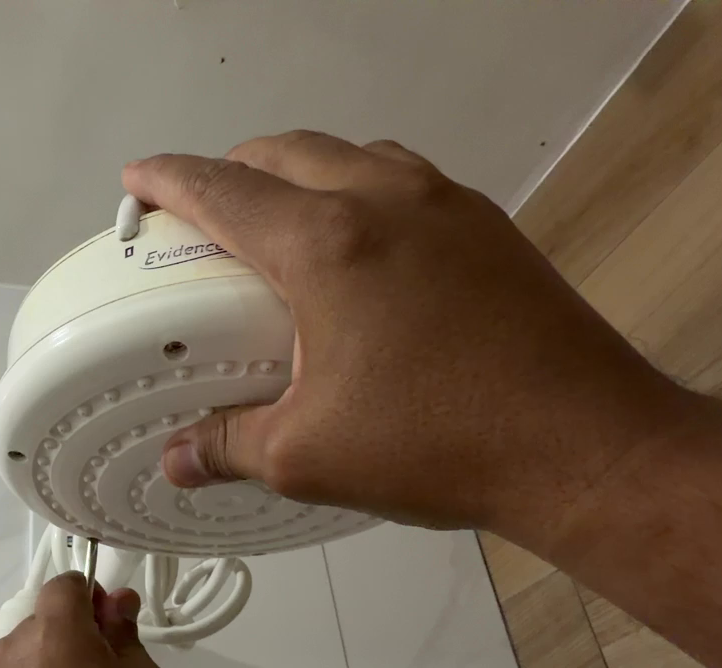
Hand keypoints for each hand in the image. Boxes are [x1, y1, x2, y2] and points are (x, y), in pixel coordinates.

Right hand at [123, 131, 700, 540]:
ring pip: (350, 155)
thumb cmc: (434, 445)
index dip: (170, 182)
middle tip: (202, 213)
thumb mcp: (305, 456)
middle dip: (232, 169)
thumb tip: (177, 462)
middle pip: (287, 152)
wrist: (583, 446)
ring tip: (278, 226)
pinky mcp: (488, 229)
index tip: (138, 181)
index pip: (225, 192)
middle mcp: (386, 201)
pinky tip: (358, 253)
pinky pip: (401, 182)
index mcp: (327, 246)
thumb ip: (228, 448)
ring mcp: (447, 205)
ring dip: (300, 173)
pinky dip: (357, 192)